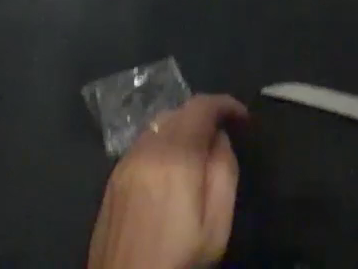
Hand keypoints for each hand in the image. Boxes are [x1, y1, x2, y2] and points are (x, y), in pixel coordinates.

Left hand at [87, 95, 246, 268]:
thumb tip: (220, 138)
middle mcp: (146, 149)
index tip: (244, 118)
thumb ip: (223, 172)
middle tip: (224, 137)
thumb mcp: (216, 225)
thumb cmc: (178, 258)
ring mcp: (125, 161)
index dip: (226, 104)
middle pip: (178, 111)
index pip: (201, 107)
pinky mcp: (113, 177)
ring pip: (158, 125)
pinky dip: (162, 143)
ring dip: (182, 127)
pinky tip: (171, 168)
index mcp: (175, 157)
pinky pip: (142, 143)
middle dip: (204, 116)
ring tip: (200, 151)